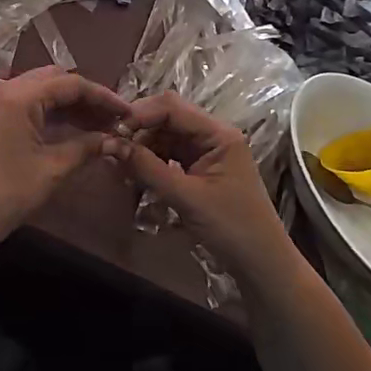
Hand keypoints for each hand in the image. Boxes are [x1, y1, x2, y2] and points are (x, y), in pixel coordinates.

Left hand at [0, 66, 130, 247]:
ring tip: (100, 127)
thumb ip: (87, 147)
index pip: (70, 83)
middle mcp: (4, 89)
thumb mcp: (53, 169)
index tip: (128, 113)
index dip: (103, 97)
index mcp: (18, 95)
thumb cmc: (6, 193)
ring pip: (40, 91)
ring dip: (69, 106)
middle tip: (114, 120)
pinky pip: (27, 105)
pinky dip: (50, 114)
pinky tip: (73, 131)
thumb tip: (116, 140)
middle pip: (54, 80)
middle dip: (86, 98)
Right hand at [101, 92, 296, 281]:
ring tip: (119, 161)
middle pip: (167, 117)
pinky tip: (133, 170)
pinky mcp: (198, 167)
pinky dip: (149, 159)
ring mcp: (205, 151)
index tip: (113, 131)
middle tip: (111, 145)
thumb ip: (147, 168)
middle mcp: (212, 135)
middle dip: (138, 128)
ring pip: (164, 135)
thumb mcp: (186, 197)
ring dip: (141, 145)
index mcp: (218, 134)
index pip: (172, 107)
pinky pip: (167, 153)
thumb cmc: (231, 227)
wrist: (260, 262)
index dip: (140, 114)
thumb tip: (111, 144)